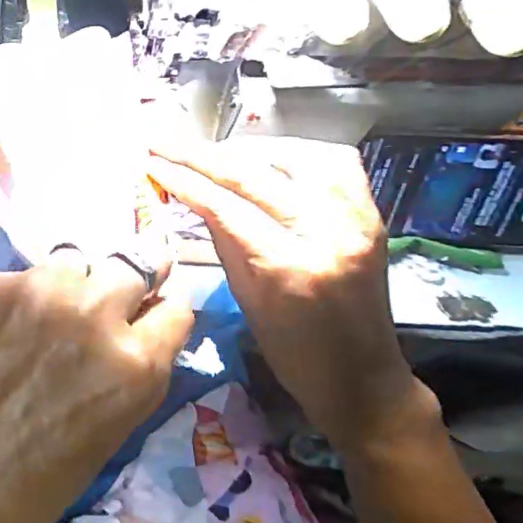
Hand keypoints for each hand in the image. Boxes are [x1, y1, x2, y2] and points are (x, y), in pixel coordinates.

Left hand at [0, 249, 193, 522]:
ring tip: (47, 315)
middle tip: (108, 299)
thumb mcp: (115, 429)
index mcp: (135, 361)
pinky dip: (18, 298)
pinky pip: (19, 277)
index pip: (176, 309)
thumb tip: (142, 330)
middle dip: (128, 282)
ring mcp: (36, 290)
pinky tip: (0, 330)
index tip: (150, 317)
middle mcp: (92, 312)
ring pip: (72, 261)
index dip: (162, 315)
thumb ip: (134, 370)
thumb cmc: (38, 480)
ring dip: (70, 283)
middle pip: (133, 263)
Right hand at [147, 136, 430, 450]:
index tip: (151, 161)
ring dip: (245, 150)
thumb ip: (221, 238)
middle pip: (253, 173)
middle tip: (163, 143)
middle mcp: (328, 232)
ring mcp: (356, 218)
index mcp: (289, 265)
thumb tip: (191, 195)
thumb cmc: (294, 352)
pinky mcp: (371, 213)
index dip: (182, 179)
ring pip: (294, 156)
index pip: (224, 205)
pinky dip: (295, 153)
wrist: (363, 379)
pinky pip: (334, 162)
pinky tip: (269, 158)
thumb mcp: (244, 297)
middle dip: (200, 155)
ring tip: (212, 154)